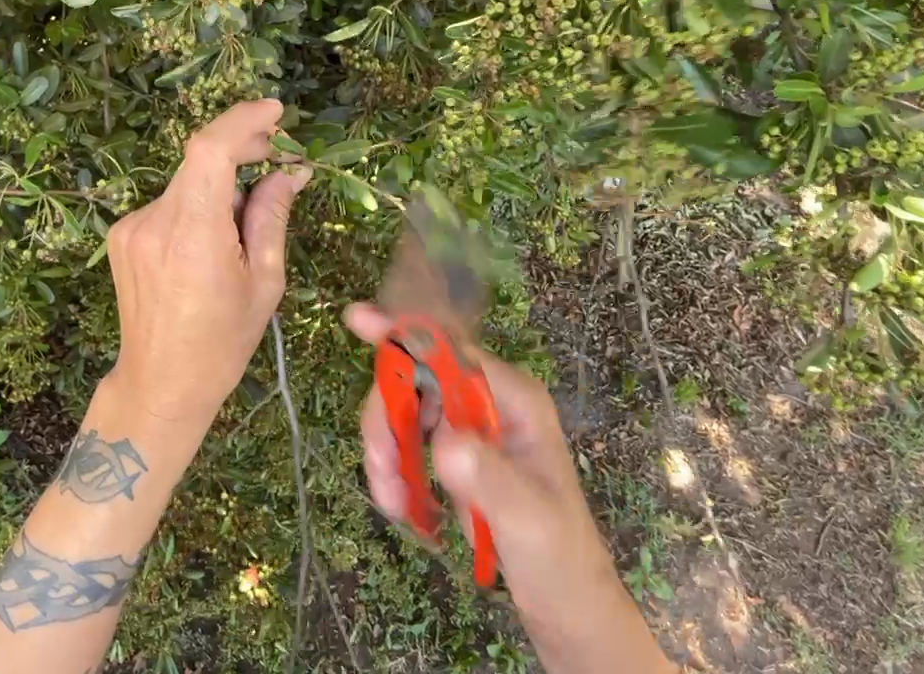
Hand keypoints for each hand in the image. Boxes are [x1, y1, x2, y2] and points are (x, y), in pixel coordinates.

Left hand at [106, 99, 308, 424]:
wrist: (160, 383)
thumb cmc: (222, 342)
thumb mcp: (264, 282)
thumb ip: (271, 217)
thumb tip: (289, 172)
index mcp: (193, 235)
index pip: (208, 150)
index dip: (241, 121)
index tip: (274, 113)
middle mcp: (154, 222)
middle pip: (198, 162)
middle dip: (240, 150)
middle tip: (276, 157)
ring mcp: (131, 228)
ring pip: (186, 184)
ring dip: (218, 186)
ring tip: (243, 223)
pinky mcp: (122, 236)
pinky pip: (168, 204)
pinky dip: (196, 207)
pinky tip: (210, 243)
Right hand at [344, 303, 672, 673]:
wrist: (566, 604)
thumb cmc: (558, 558)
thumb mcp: (528, 521)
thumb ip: (490, 479)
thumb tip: (444, 443)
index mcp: (514, 398)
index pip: (450, 352)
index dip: (403, 336)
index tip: (357, 319)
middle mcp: (489, 399)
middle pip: (415, 380)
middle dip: (387, 421)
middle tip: (381, 473)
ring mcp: (470, 422)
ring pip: (403, 410)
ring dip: (387, 450)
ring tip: (392, 502)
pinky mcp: (455, 448)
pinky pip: (406, 438)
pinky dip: (393, 467)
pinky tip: (401, 502)